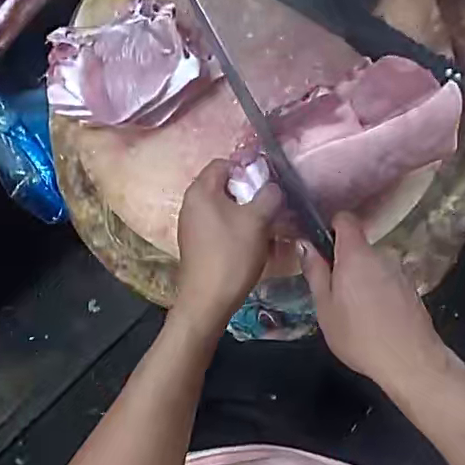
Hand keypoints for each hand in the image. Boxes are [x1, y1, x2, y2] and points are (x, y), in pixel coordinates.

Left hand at [174, 159, 281, 324]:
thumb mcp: (257, 220)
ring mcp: (190, 224)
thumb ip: (269, 195)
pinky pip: (217, 224)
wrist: (207, 300)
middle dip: (249, 192)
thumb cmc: (231, 254)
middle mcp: (190, 203)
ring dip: (244, 211)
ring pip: (222, 206)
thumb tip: (273, 186)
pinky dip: (234, 227)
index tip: (267, 183)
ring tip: (265, 225)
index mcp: (200, 190)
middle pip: (223, 185)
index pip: (223, 164)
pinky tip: (251, 242)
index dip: (246, 168)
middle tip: (270, 205)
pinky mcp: (195, 242)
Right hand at [302, 214, 457, 392]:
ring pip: (373, 266)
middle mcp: (382, 255)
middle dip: (344, 262)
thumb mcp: (325, 306)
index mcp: (356, 254)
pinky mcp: (412, 289)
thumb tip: (304, 244)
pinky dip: (378, 291)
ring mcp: (400, 272)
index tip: (321, 245)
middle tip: (332, 291)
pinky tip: (373, 318)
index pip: (345, 220)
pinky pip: (387, 280)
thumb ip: (315, 271)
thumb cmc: (359, 335)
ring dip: (361, 279)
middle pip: (358, 247)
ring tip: (353, 310)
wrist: (411, 362)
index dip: (331, 227)